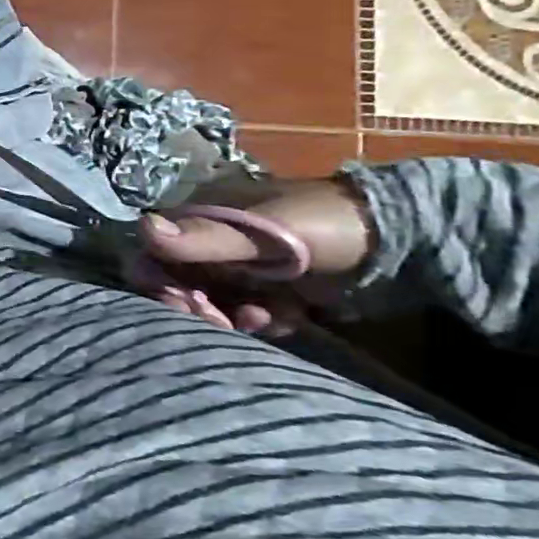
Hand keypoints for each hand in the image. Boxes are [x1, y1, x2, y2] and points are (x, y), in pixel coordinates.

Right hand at [130, 178, 374, 336]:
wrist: (396, 241)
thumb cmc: (323, 224)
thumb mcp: (264, 231)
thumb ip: (205, 238)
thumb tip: (142, 227)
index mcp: (204, 217)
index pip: (156, 252)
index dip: (160, 281)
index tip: (185, 304)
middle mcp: (214, 242)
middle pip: (180, 284)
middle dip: (197, 308)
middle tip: (222, 321)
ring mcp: (240, 267)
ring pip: (211, 304)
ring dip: (230, 318)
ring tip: (263, 316)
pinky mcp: (265, 290)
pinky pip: (243, 314)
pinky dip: (260, 321)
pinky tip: (286, 316)